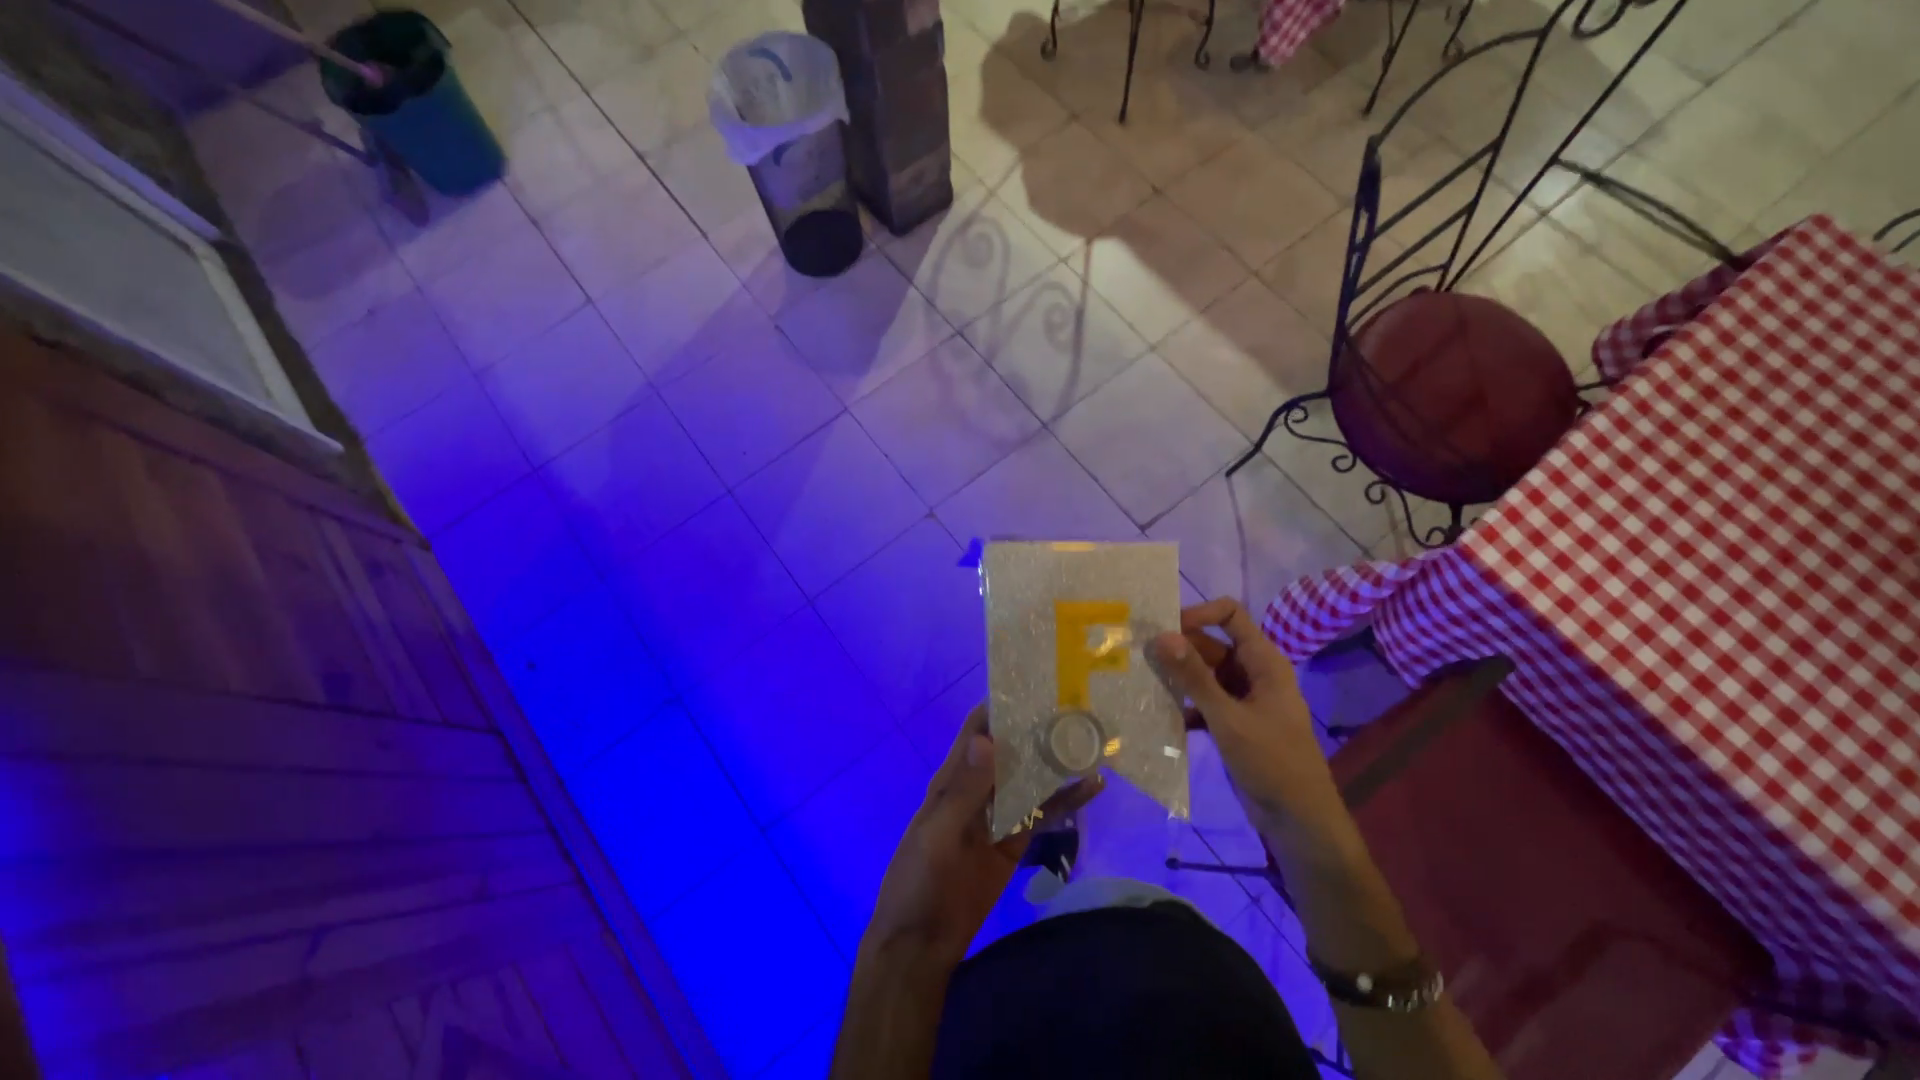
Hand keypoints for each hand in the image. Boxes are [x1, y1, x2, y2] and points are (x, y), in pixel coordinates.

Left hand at [866, 705, 1101, 966]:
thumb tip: (990, 739)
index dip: (1002, 705)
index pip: (978, 731)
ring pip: (1031, 779)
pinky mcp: (1015, 842)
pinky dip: (1067, 800)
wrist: (922, 942)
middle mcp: (977, 789)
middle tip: (1082, 703)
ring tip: (1096, 735)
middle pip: (1012, 750)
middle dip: (1039, 727)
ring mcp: (998, 816)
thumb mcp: (939, 834)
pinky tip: (1094, 786)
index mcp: (951, 780)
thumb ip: (966, 790)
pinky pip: (1043, 814)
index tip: (1037, 681)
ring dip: (1058, 759)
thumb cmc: (919, 882)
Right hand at [1150, 598, 1351, 854]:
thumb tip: (1161, 636)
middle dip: (1178, 650)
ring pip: (1205, 676)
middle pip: (1211, 645)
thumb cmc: (1271, 761)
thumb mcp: (1228, 718)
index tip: (1164, 631)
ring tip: (1140, 683)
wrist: (1298, 818)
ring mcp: (1244, 700)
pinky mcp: (1234, 724)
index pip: (1230, 615)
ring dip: (1178, 680)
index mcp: (1263, 661)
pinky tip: (1158, 717)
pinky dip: (1185, 707)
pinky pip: (1205, 703)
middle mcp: (1254, 673)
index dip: (1198, 614)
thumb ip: (1194, 677)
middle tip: (1138, 658)